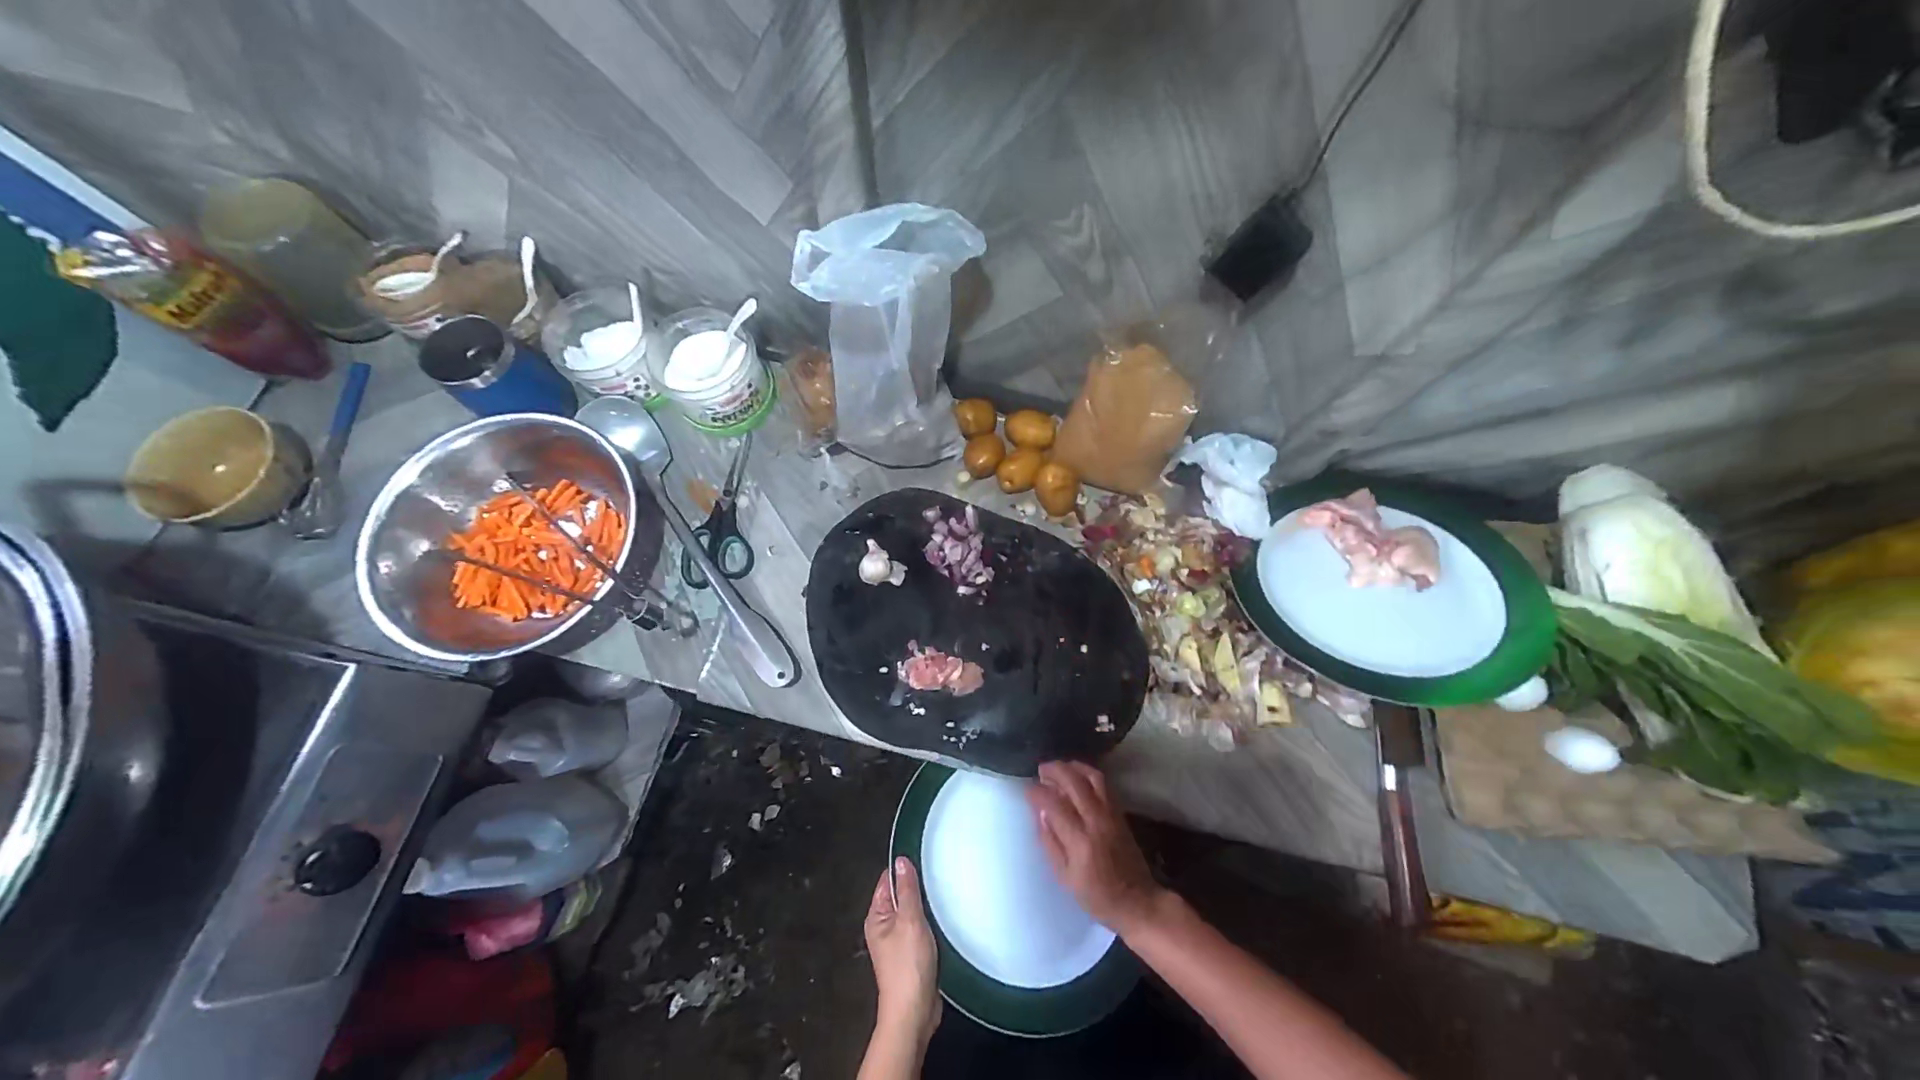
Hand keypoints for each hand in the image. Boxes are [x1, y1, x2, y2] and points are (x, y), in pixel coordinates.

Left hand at [864, 856, 940, 1043]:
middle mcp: (883, 927)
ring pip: (912, 914)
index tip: (924, 860)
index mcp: (876, 916)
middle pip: (901, 896)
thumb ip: (907, 890)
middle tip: (937, 879)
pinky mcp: (911, 956)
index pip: (887, 880)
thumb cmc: (908, 966)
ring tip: (942, 898)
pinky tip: (942, 922)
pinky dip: (930, 925)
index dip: (904, 870)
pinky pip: (920, 930)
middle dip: (917, 889)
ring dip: (926, 908)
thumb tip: (900, 861)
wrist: (914, 1012)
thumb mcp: (909, 920)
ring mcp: (897, 943)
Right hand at [1027, 761, 1168, 935]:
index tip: (1028, 790)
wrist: (1137, 900)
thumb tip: (1040, 813)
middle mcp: (1096, 821)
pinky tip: (1077, 776)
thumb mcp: (1065, 877)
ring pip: (1092, 777)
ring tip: (1058, 768)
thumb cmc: (1097, 896)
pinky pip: (1103, 784)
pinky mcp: (1120, 813)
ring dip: (1073, 767)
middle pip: (1074, 782)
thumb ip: (1050, 842)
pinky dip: (1087, 773)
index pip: (1054, 804)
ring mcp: (1111, 814)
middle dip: (1054, 770)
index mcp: (1080, 841)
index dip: (1038, 792)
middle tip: (1040, 770)